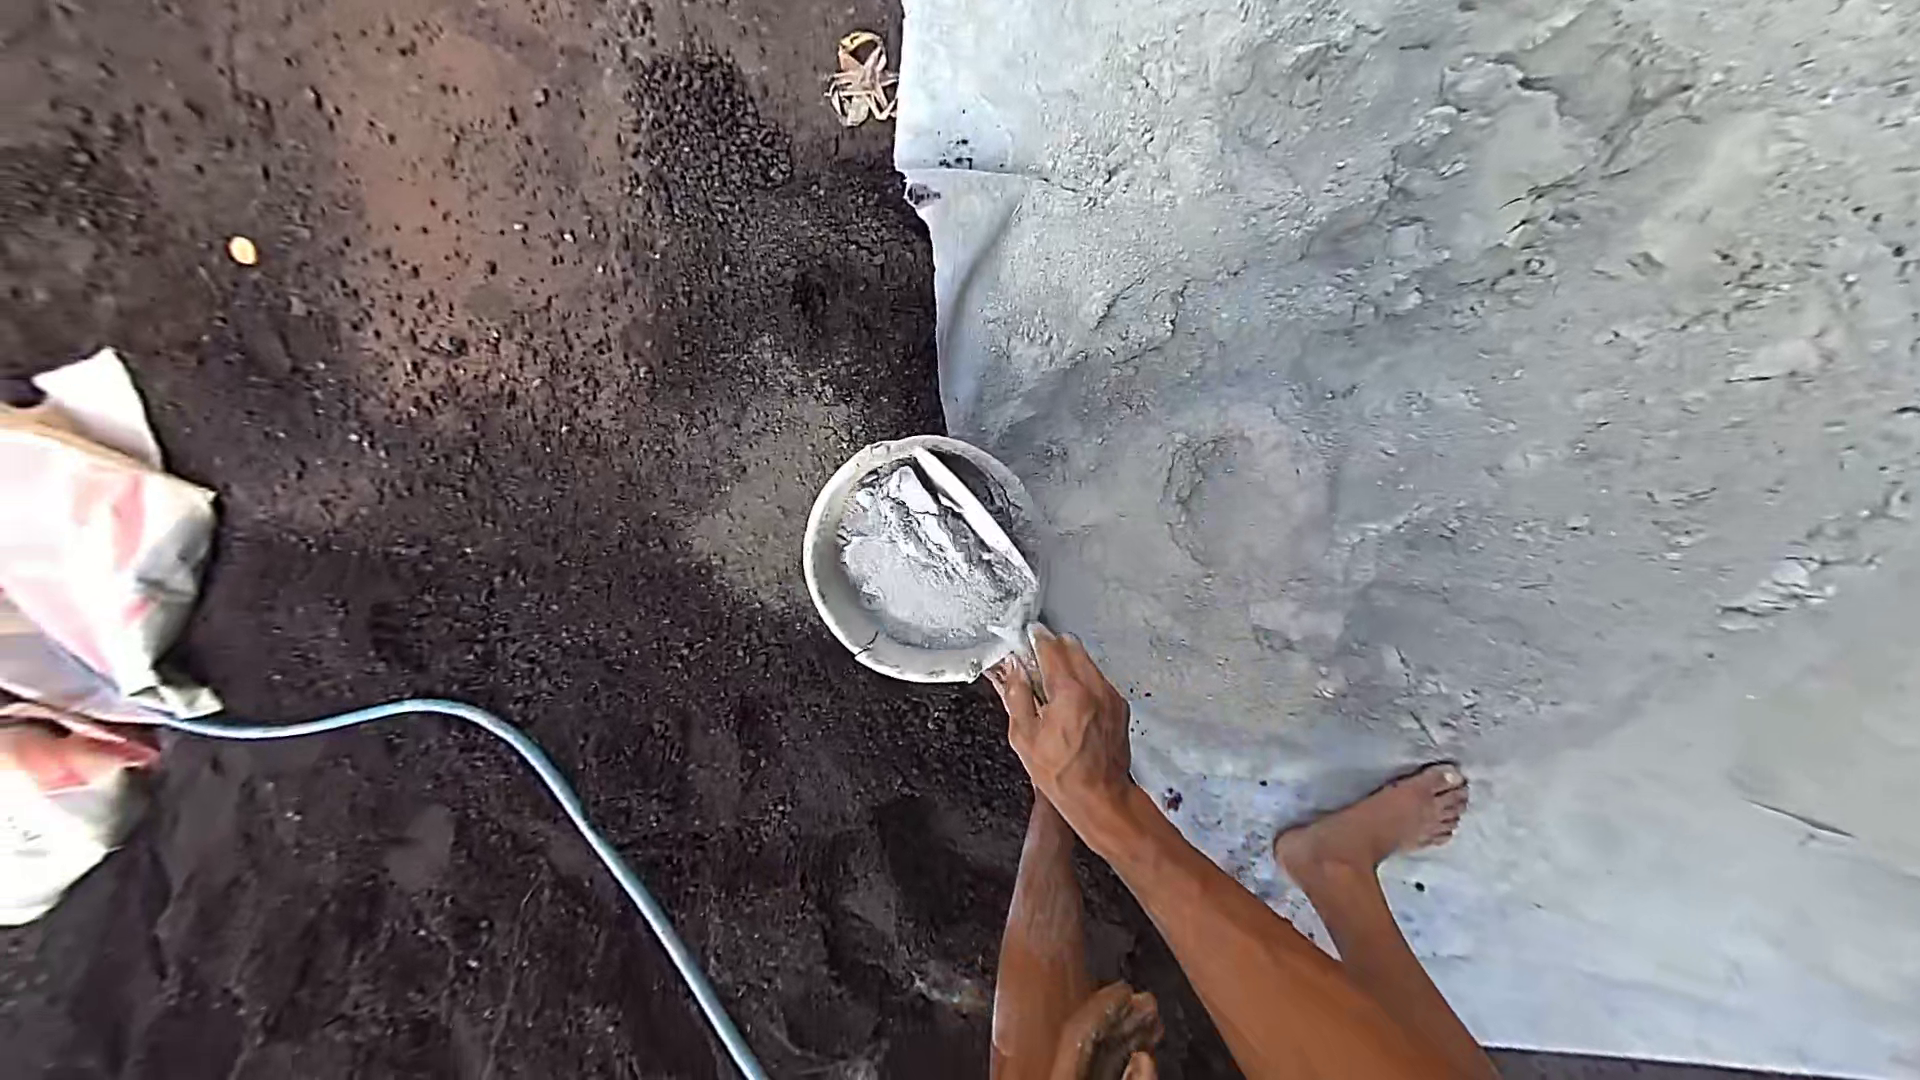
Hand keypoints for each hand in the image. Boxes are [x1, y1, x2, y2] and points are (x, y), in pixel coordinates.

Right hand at [987, 628, 1135, 838]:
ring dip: (1068, 663)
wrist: (1100, 796)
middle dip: (1052, 647)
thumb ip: (1016, 695)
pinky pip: (1097, 678)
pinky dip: (1083, 680)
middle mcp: (1094, 688)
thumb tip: (1012, 669)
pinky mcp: (1118, 704)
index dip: (1036, 638)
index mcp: (1069, 693)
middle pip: (1072, 646)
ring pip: (1086, 660)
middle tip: (1035, 660)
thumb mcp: (1024, 737)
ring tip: (1052, 686)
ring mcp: (1110, 695)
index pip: (1051, 647)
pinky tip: (1070, 700)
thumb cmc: (1062, 774)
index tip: (1027, 635)